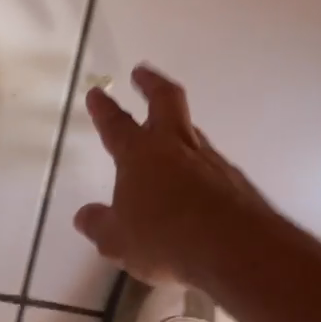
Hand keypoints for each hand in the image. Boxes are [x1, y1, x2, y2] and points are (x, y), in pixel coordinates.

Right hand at [76, 66, 277, 285]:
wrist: (236, 249)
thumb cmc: (166, 240)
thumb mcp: (119, 241)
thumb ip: (100, 226)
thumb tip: (84, 216)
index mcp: (139, 155)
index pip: (116, 125)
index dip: (103, 109)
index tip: (96, 93)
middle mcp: (175, 147)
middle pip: (165, 100)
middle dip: (150, 83)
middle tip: (141, 71)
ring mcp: (210, 160)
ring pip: (191, 132)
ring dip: (177, 128)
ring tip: (168, 136)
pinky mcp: (234, 181)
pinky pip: (210, 164)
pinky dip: (198, 166)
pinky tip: (196, 185)